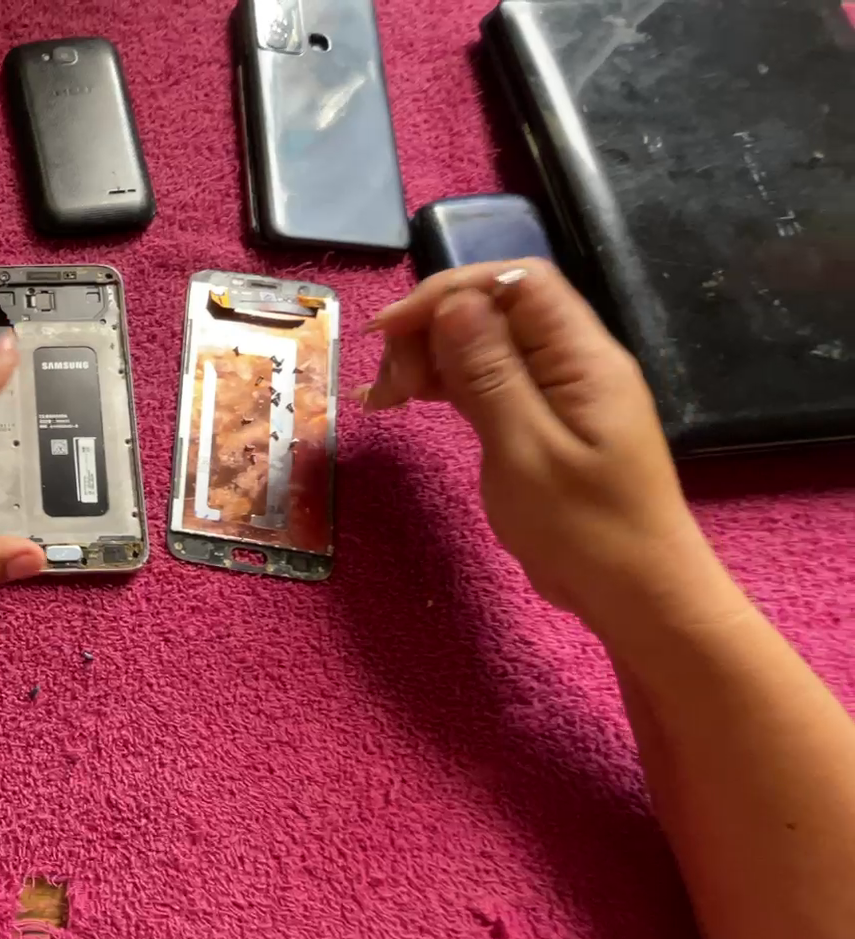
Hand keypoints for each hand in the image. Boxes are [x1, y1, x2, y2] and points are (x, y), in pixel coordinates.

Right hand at [361, 259, 738, 642]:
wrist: (625, 585)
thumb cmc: (581, 524)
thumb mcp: (526, 448)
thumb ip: (490, 373)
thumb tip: (452, 306)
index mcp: (581, 358)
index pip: (516, 283)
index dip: (447, 292)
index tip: (384, 333)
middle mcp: (567, 361)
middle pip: (488, 308)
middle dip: (426, 332)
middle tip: (388, 388)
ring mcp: (547, 388)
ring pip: (474, 342)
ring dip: (423, 359)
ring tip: (387, 400)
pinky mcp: (527, 415)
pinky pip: (475, 377)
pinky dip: (435, 383)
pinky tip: (403, 402)